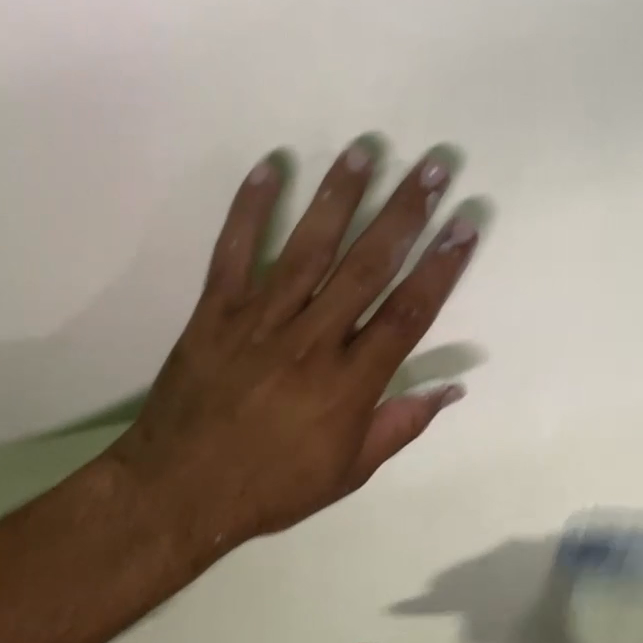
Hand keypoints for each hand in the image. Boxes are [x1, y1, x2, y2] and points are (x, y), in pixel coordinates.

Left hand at [105, 139, 477, 548]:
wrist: (177, 491)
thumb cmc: (271, 486)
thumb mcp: (348, 473)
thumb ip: (401, 425)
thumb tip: (454, 387)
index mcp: (349, 383)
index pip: (408, 313)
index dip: (441, 266)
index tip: (464, 224)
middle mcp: (311, 340)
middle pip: (367, 266)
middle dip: (404, 213)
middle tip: (432, 167)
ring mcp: (259, 320)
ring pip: (308, 248)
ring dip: (339, 197)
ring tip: (365, 151)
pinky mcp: (215, 310)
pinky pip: (234, 252)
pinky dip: (250, 209)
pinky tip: (269, 168)